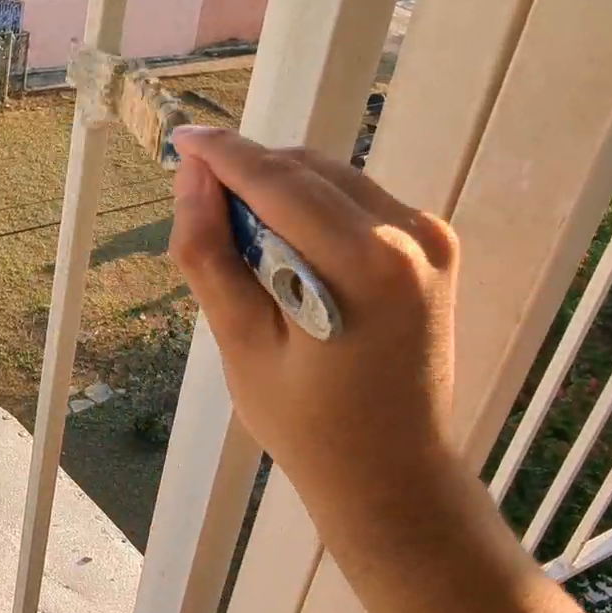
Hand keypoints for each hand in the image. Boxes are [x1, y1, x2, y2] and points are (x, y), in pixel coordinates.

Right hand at [167, 125, 458, 497]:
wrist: (394, 475)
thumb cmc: (307, 425)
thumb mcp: (240, 343)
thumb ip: (210, 254)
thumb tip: (191, 177)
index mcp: (365, 261)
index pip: (278, 180)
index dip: (222, 154)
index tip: (178, 138)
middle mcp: (410, 233)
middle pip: (306, 171)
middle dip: (246, 173)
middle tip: (198, 204)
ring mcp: (430, 236)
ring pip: (332, 179)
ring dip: (277, 189)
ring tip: (237, 232)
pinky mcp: (434, 247)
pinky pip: (356, 201)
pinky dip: (310, 207)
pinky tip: (284, 246)